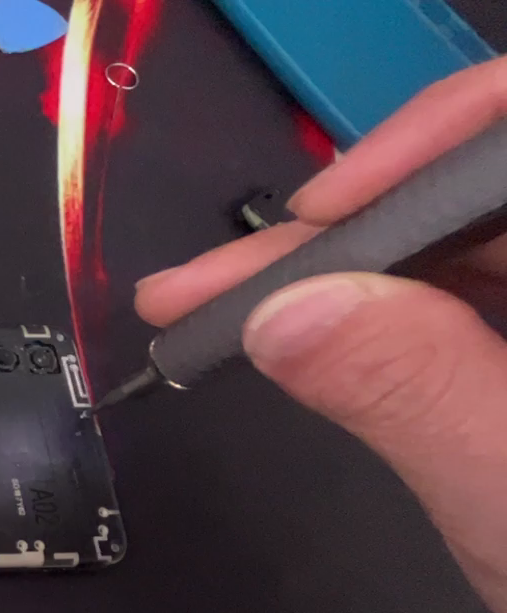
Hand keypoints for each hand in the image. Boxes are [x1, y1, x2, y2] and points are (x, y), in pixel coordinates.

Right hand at [135, 58, 506, 612]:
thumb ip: (414, 394)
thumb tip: (288, 312)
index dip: (442, 142)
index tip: (316, 212)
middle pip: (491, 190)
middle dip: (338, 229)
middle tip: (210, 284)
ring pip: (464, 239)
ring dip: (327, 270)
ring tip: (214, 308)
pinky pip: (458, 290)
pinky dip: (358, 306)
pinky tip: (289, 328)